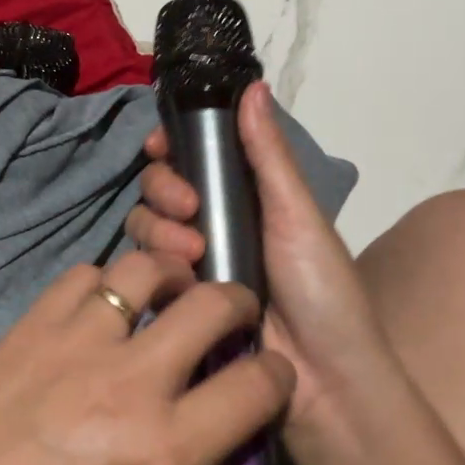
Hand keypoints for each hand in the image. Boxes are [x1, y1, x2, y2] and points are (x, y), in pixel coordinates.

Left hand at [0, 252, 295, 464]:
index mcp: (165, 449)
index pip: (255, 388)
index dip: (275, 376)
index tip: (268, 376)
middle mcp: (131, 380)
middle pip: (211, 306)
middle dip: (238, 304)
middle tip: (233, 316)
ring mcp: (78, 340)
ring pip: (144, 270)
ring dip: (170, 276)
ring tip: (172, 293)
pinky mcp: (34, 321)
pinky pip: (83, 274)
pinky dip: (104, 281)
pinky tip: (103, 305)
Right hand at [127, 81, 392, 435]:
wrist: (322, 380)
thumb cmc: (322, 290)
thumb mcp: (296, 215)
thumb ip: (267, 154)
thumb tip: (252, 84)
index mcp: (242, 196)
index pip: (189, 155)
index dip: (168, 144)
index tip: (160, 146)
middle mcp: (210, 222)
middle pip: (158, 186)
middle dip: (164, 188)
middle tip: (190, 208)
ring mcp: (189, 263)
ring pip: (144, 224)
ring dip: (160, 229)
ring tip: (192, 255)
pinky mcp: (173, 300)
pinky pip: (141, 269)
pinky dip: (151, 265)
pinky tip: (176, 279)